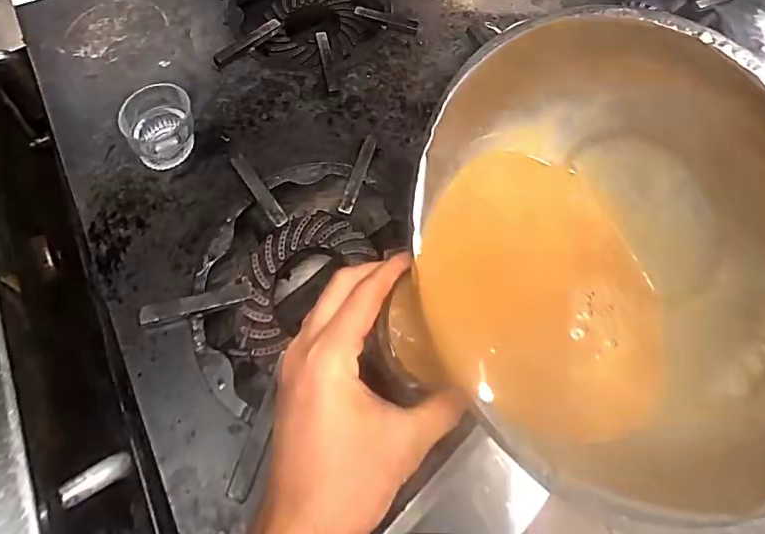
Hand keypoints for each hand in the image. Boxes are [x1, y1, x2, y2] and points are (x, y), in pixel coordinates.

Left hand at [252, 255, 467, 533]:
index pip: (361, 293)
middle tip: (406, 270)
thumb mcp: (407, 442)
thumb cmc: (347, 485)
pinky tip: (371, 328)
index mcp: (328, 356)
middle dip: (371, 270)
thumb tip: (473, 380)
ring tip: (393, 292)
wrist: (300, 533)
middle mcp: (303, 352)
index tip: (415, 258)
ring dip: (356, 290)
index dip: (390, 270)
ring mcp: (291, 367)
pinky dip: (343, 313)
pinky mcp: (291, 383)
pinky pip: (318, 328)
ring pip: (323, 305)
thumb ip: (445, 405)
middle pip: (336, 286)